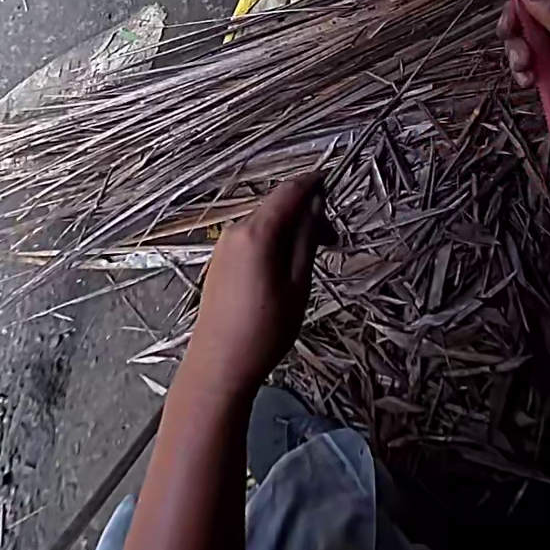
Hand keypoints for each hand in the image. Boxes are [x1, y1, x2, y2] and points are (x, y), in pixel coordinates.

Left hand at [182, 174, 323, 399]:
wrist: (218, 368)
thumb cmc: (265, 329)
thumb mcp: (298, 282)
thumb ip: (306, 237)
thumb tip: (315, 204)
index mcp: (257, 232)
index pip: (288, 191)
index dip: (311, 183)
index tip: (331, 182)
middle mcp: (236, 231)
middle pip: (276, 205)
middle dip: (305, 213)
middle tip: (331, 238)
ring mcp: (224, 245)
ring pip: (264, 221)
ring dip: (290, 228)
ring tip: (311, 255)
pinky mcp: (220, 261)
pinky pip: (251, 237)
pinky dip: (273, 239)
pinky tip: (285, 265)